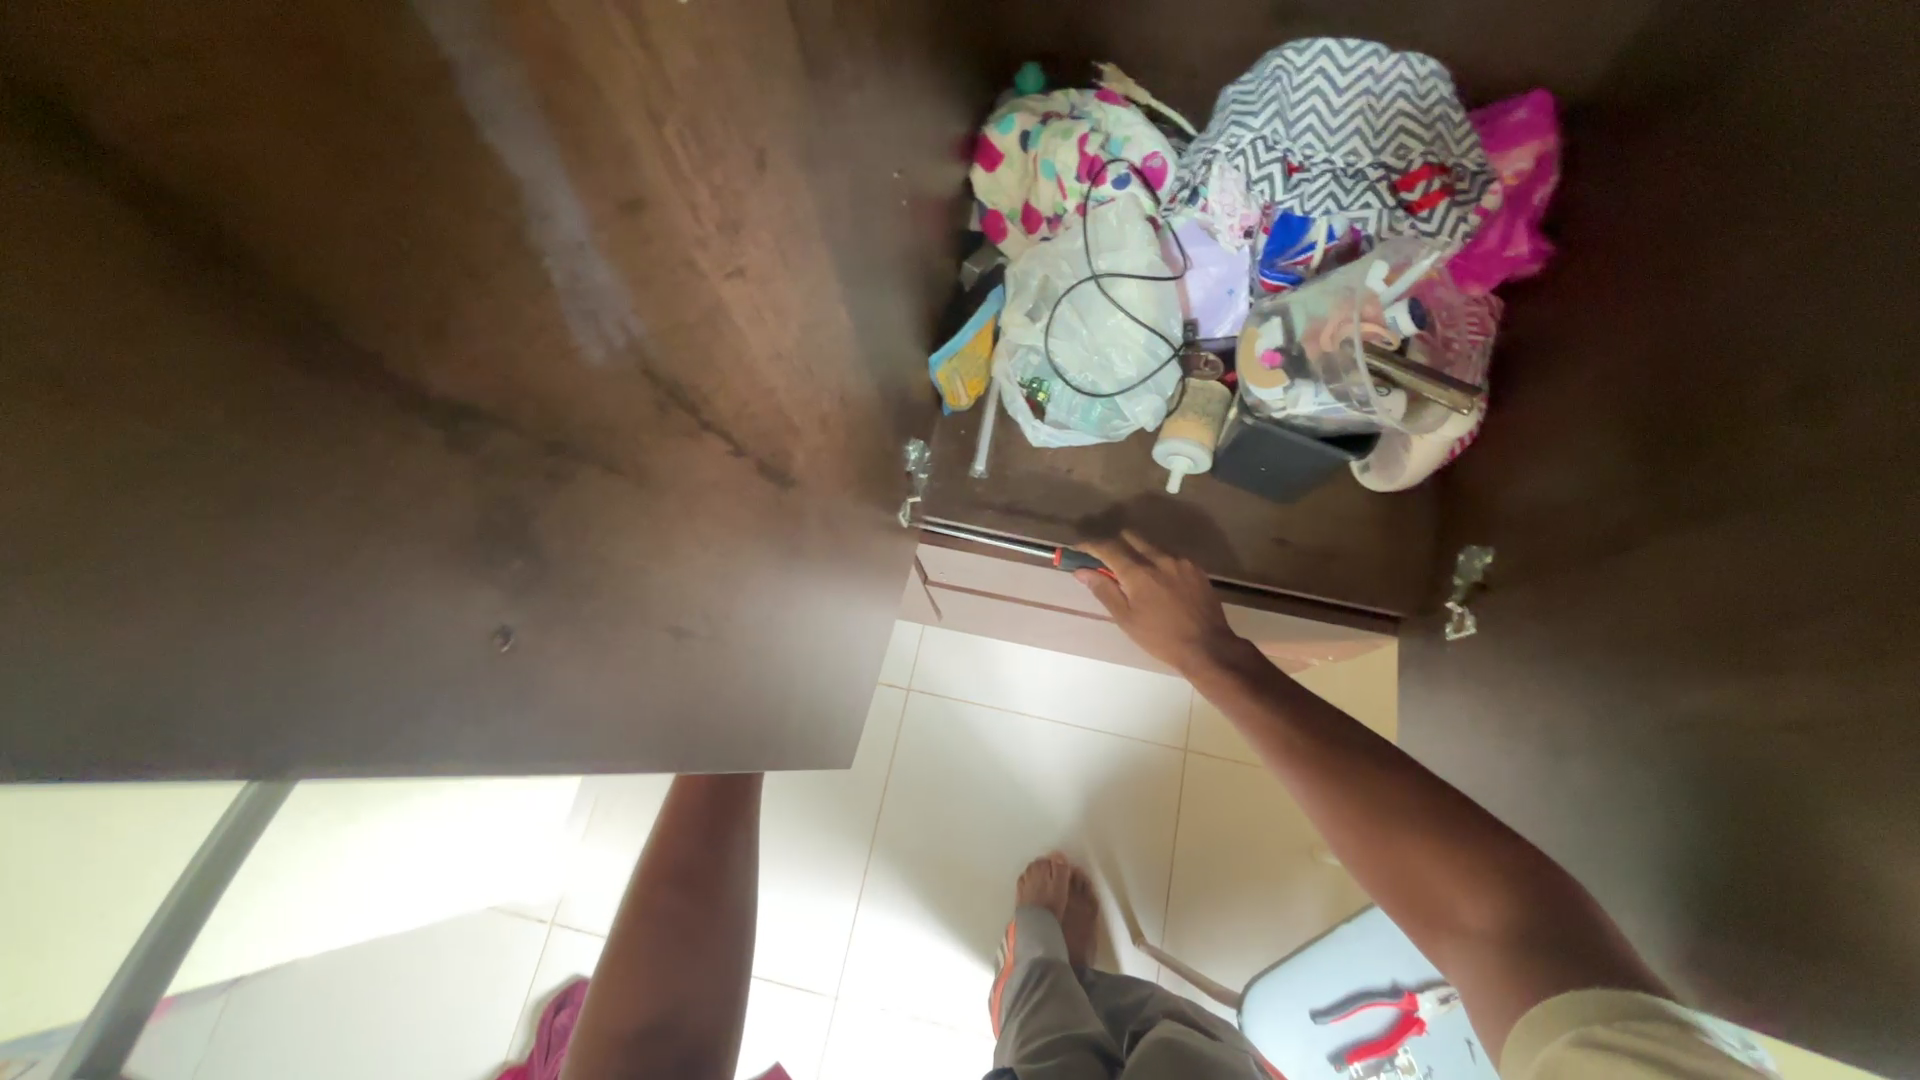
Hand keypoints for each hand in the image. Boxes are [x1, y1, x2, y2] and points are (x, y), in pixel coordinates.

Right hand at [1075, 531, 1246, 675]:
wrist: (1207, 646)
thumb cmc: (1160, 638)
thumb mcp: (1126, 619)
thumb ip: (1104, 590)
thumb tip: (1082, 571)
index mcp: (1138, 573)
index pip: (1108, 548)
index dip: (1090, 545)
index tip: (1079, 548)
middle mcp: (1159, 559)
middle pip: (1130, 537)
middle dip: (1115, 544)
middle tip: (1106, 561)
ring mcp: (1180, 561)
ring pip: (1151, 545)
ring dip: (1137, 552)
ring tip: (1135, 574)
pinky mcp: (1195, 568)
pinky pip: (1170, 555)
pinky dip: (1158, 561)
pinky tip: (1159, 581)